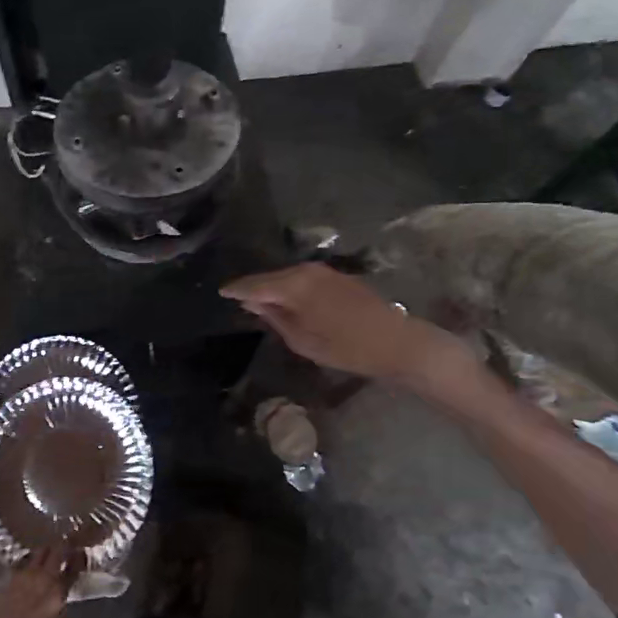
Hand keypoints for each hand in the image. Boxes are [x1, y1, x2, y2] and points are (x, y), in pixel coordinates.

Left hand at [0, 547, 78, 617]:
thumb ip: (58, 602)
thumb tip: (61, 589)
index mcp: (58, 592)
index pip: (75, 566)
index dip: (79, 557)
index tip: (80, 553)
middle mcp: (44, 577)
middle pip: (59, 549)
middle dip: (64, 545)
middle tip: (66, 546)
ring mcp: (26, 573)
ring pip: (41, 550)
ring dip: (47, 550)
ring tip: (48, 552)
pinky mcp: (10, 575)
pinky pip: (24, 560)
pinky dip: (30, 560)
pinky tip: (29, 566)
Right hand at [222, 263, 471, 382]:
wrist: (395, 342)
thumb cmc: (346, 347)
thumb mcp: (302, 340)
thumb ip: (275, 318)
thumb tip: (255, 304)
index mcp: (294, 284)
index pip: (256, 284)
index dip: (237, 289)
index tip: (221, 292)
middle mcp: (307, 270)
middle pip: (272, 277)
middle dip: (255, 287)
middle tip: (238, 298)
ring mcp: (325, 271)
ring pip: (289, 277)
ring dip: (275, 288)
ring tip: (260, 302)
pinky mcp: (338, 277)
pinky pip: (304, 280)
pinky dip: (292, 288)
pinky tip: (289, 301)